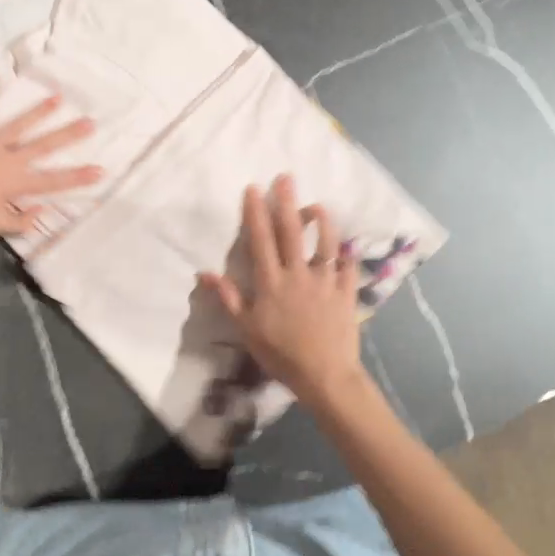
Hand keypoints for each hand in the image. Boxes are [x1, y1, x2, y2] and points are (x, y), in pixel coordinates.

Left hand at [0, 72, 103, 242]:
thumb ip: (20, 221)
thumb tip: (42, 212)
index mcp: (13, 185)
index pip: (53, 181)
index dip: (78, 177)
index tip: (101, 169)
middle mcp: (5, 161)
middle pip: (43, 146)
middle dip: (68, 135)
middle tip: (90, 122)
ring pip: (17, 125)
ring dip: (38, 111)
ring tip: (57, 97)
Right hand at [198, 175, 375, 405]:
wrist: (324, 376)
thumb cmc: (280, 354)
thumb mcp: (246, 329)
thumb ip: (229, 298)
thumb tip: (206, 273)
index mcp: (271, 282)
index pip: (261, 240)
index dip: (256, 213)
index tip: (253, 189)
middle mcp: (298, 275)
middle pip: (292, 233)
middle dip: (287, 203)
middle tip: (285, 179)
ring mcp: (325, 283)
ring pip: (324, 245)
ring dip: (322, 223)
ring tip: (318, 205)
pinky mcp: (346, 295)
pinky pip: (348, 270)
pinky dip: (348, 256)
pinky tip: (348, 245)